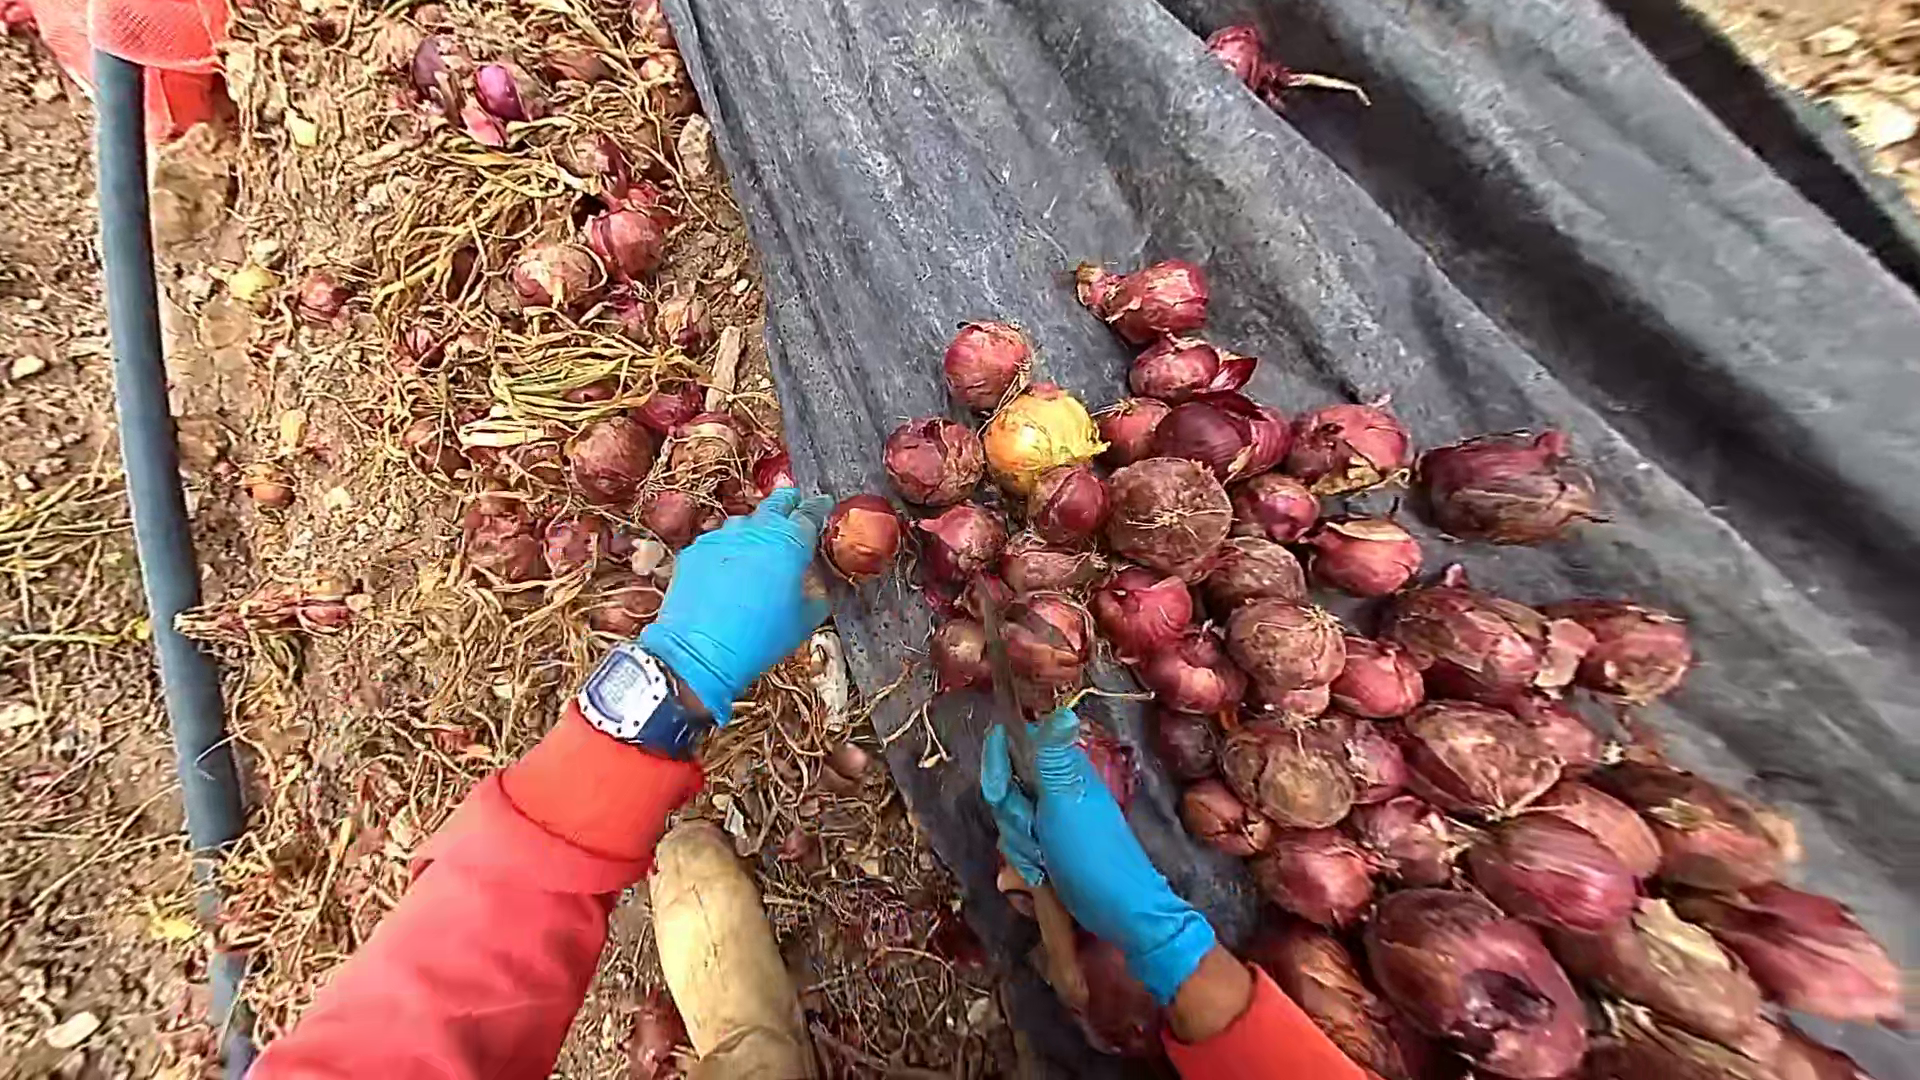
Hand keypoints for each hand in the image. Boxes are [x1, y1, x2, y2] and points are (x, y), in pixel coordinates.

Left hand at [640, 488, 832, 722]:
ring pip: (745, 521)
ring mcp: (723, 537)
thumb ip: (818, 592)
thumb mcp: (806, 620)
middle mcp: (757, 531)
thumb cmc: (762, 637)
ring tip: (761, 540)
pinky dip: (729, 547)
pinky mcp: (696, 550)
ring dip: (757, 526)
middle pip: (776, 504)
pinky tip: (731, 566)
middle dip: (788, 502)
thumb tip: (818, 582)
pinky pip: (719, 540)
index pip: (810, 513)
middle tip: (794, 502)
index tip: (823, 504)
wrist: (700, 652)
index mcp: (791, 543)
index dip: (819, 507)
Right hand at [981, 707, 1215, 1004]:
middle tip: (1035, 833)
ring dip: (1019, 843)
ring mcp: (1052, 815)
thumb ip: (1051, 757)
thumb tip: (1062, 711)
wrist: (1122, 913)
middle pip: (1005, 783)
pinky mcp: (1048, 843)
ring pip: (1009, 816)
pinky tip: (1040, 874)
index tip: (999, 792)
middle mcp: (1055, 784)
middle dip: (1012, 815)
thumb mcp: (1065, 802)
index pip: (1012, 742)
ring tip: (1043, 859)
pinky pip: (1018, 842)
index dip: (997, 765)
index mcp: (1061, 765)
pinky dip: (1023, 860)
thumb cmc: (1093, 854)